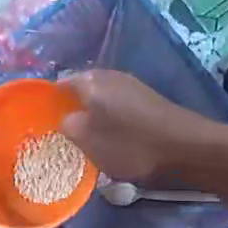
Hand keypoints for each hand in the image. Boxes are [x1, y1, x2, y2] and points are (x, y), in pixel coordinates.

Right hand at [58, 70, 224, 184]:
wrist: (189, 150)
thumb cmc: (133, 145)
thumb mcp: (89, 141)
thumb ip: (67, 126)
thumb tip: (63, 119)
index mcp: (91, 81)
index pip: (57, 85)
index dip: (45, 104)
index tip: (38, 125)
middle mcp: (110, 77)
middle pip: (79, 92)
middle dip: (68, 112)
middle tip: (58, 138)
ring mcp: (132, 88)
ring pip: (99, 102)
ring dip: (90, 120)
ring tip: (81, 145)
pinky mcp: (148, 103)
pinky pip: (117, 111)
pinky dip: (109, 124)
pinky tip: (109, 144)